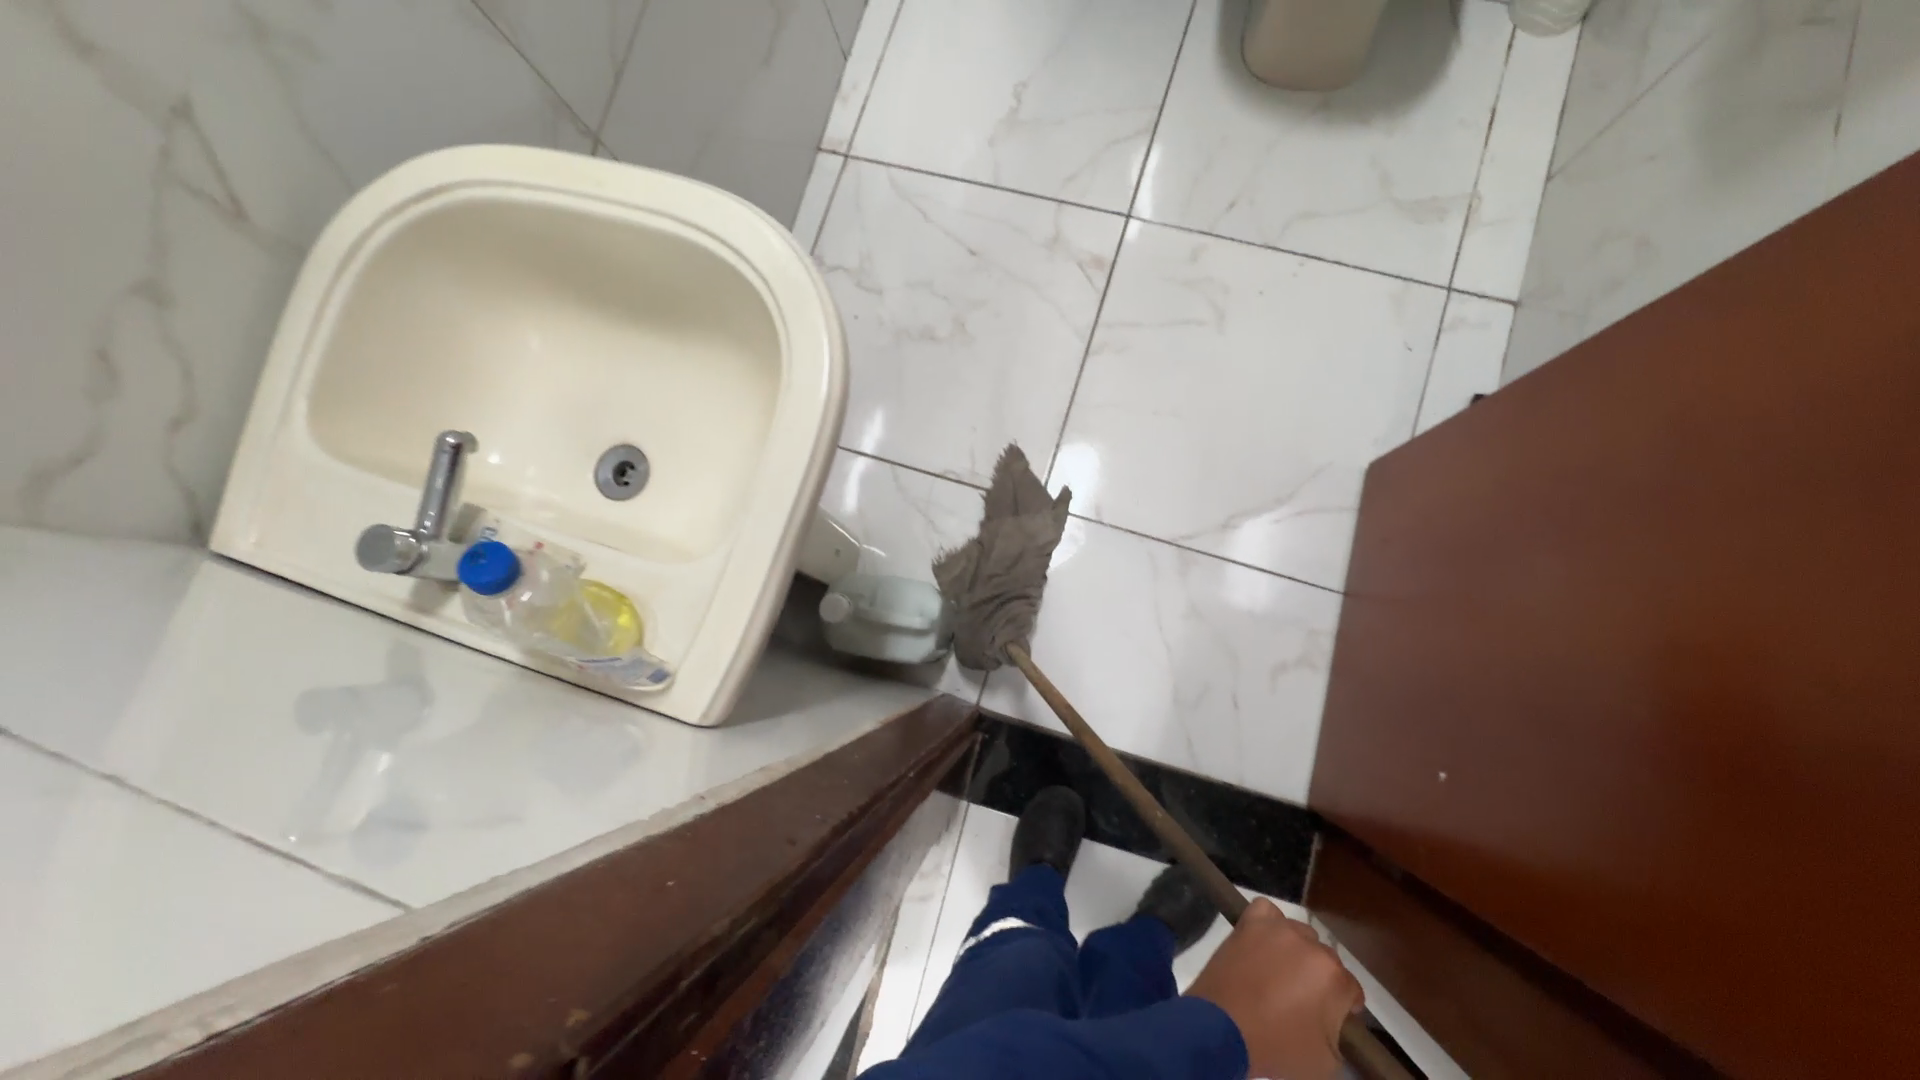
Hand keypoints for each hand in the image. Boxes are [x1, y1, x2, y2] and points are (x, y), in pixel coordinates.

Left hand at [1185, 898, 1362, 1079]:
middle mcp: (1310, 945)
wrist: (1220, 1027)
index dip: (1344, 1008)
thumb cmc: (1276, 1047)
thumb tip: (1331, 1021)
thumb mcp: (1326, 1061)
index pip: (1352, 990)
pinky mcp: (1249, 923)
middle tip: (1303, 1001)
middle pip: (1326, 960)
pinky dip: (1269, 924)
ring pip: (1301, 935)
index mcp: (1334, 978)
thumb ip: (1338, 1036)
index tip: (1331, 1019)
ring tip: (1281, 973)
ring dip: (1297, 952)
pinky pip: (1267, 911)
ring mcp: (1278, 929)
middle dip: (1320, 980)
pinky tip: (1265, 943)